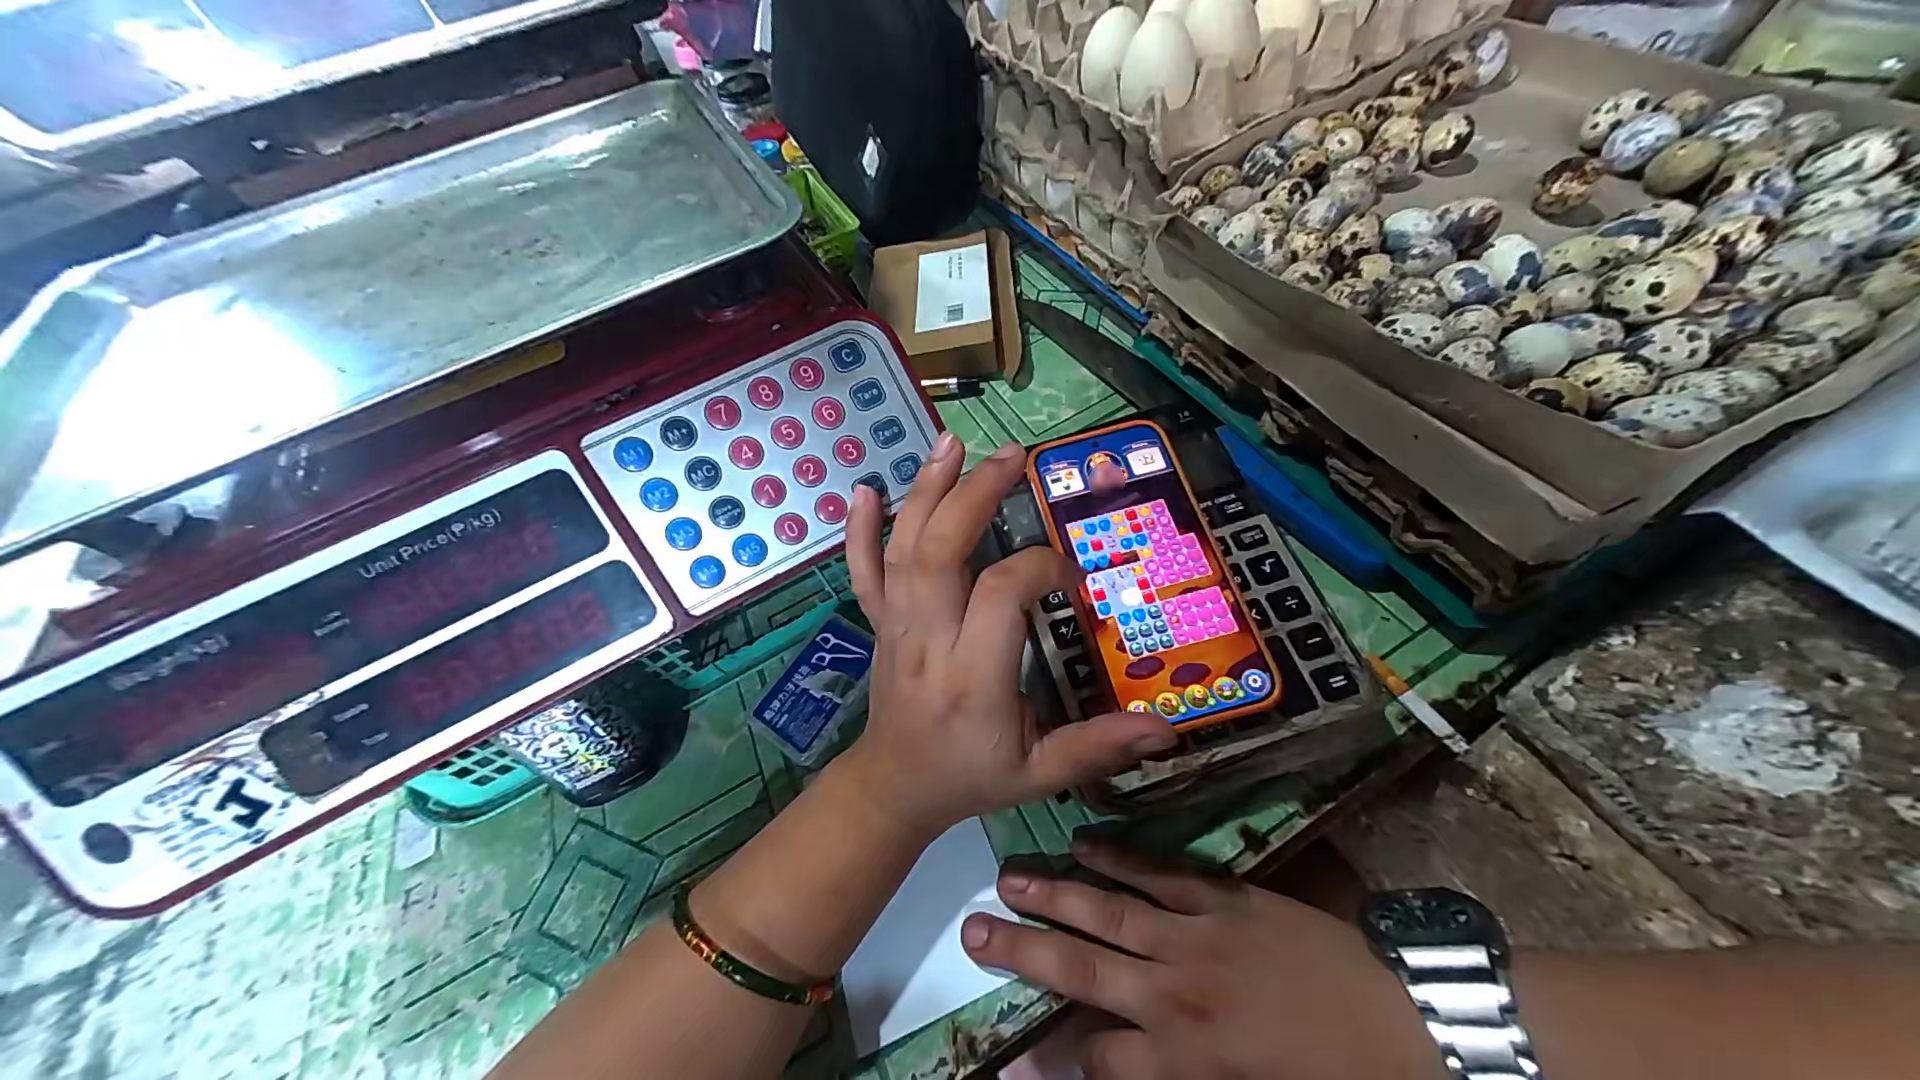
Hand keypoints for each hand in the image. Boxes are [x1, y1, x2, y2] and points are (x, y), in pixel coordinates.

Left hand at [838, 435, 1176, 835]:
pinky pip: (863, 572)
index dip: (1039, 566)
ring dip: (925, 492)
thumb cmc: (969, 778)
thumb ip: (1098, 748)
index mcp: (972, 677)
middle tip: (1012, 455)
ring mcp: (895, 628)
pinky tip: (865, 490)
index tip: (1070, 571)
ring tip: (952, 443)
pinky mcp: (879, 623)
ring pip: (903, 551)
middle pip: (940, 554)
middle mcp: (927, 641)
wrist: (894, 788)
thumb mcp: (1039, 775)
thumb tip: (1166, 730)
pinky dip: (861, 531)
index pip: (1000, 595)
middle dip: (974, 495)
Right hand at [962, 839, 1442, 1079]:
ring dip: (1055, 896)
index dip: (1049, 1059)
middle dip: (1024, 955)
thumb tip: (1119, 1068)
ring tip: (1008, 881)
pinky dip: (1118, 858)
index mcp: (1188, 1058)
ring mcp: (1195, 936)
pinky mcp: (1222, 897)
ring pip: (1108, 913)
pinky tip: (1083, 842)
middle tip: (973, 933)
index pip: (1097, 1060)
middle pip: (1083, 972)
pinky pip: (1158, 874)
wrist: (1406, 1025)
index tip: (1004, 1053)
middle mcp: (1175, 993)